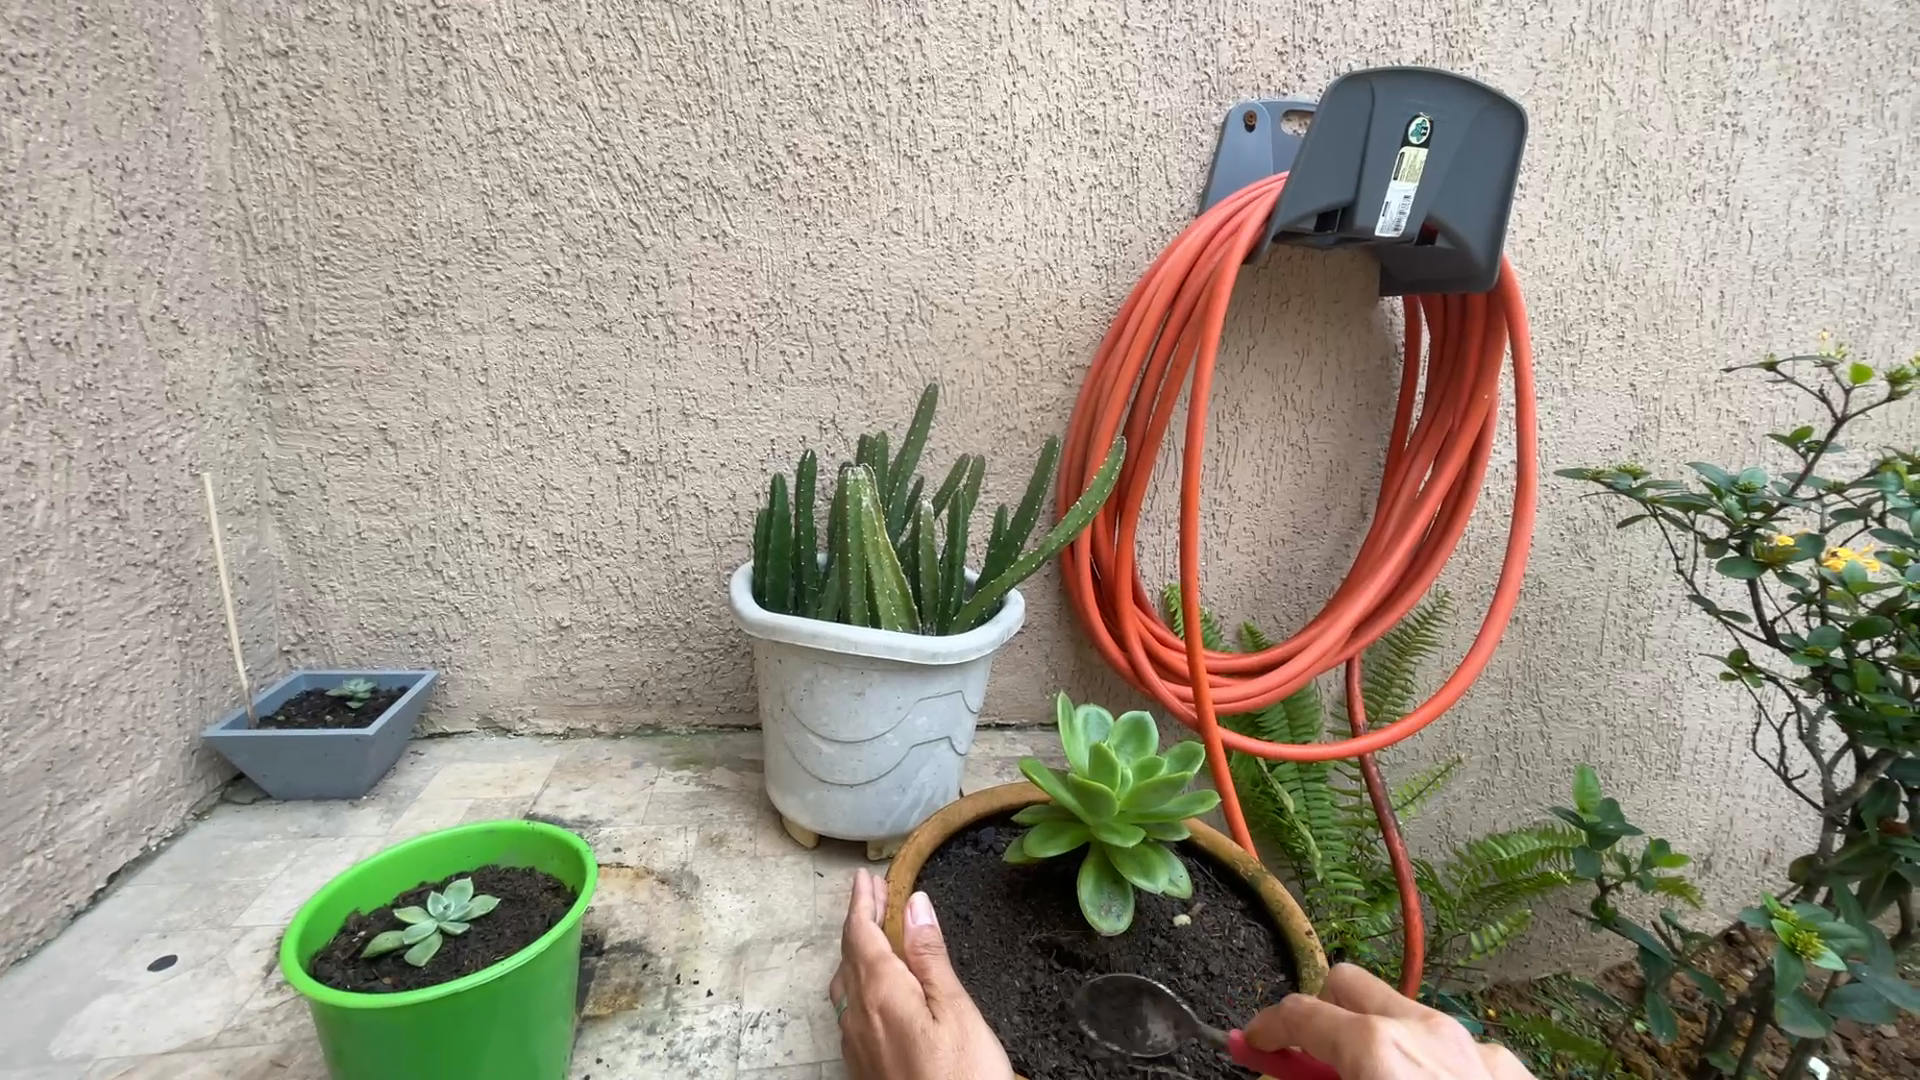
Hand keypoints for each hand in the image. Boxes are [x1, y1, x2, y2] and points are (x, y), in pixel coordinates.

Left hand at [828, 867, 1014, 1079]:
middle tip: (874, 893)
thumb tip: (915, 905)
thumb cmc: (963, 1079)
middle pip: (849, 955)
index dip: (861, 901)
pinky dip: (858, 979)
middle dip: (859, 919)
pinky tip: (873, 984)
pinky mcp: (864, 1068)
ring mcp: (857, 1046)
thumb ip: (930, 956)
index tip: (864, 876)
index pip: (860, 934)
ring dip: (856, 948)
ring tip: (874, 929)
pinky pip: (849, 1009)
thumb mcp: (956, 1010)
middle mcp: (859, 1017)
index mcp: (881, 994)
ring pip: (845, 983)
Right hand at [1245, 964, 1537, 1079]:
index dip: (1266, 1028)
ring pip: (1405, 1016)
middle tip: (1317, 1060)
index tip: (1253, 1045)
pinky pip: (1460, 1052)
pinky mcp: (1516, 1072)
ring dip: (1383, 1042)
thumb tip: (1284, 1068)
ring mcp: (1476, 1048)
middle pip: (1348, 983)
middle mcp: (1424, 1030)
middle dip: (1324, 1013)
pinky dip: (1437, 1071)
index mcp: (1375, 1046)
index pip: (1297, 1013)